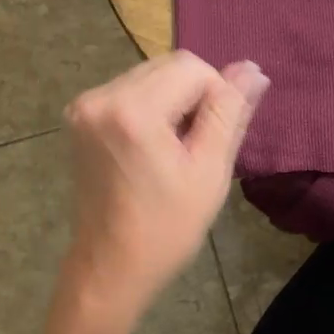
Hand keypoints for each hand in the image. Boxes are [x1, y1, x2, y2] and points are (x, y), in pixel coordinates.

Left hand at [60, 52, 269, 320]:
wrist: (111, 267)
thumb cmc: (166, 228)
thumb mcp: (210, 170)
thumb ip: (230, 112)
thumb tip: (253, 68)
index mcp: (132, 110)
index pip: (193, 67)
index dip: (216, 98)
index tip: (211, 143)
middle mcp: (101, 97)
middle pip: (169, 66)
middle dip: (193, 98)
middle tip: (195, 149)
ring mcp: (84, 106)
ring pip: (151, 76)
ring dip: (173, 104)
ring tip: (173, 152)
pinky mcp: (80, 117)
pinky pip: (131, 92)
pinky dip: (151, 110)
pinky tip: (152, 149)